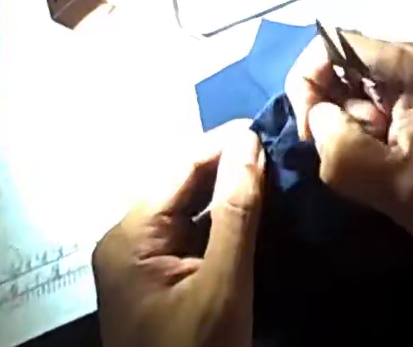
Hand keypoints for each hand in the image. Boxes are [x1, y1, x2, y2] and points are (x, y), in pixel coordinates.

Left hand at [92, 121, 262, 346]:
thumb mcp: (222, 283)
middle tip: (284, 149)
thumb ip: (236, 208)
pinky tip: (259, 203)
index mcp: (130, 235)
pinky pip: (195, 225)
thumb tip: (250, 138)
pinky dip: (226, 213)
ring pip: (195, 200)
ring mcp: (142, 255)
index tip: (278, 128)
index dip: (230, 142)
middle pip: (188, 180)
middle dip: (234, 163)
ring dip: (234, 187)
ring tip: (278, 168)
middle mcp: (128, 236)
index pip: (184, 164)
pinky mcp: (160, 271)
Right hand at [284, 31, 412, 262]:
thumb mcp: (393, 181)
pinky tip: (382, 173)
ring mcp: (409, 86)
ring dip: (345, 135)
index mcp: (400, 64)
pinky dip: (361, 143)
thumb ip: (340, 147)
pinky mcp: (412, 110)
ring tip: (376, 172)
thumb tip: (313, 119)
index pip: (327, 43)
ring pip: (349, 97)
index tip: (312, 135)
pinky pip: (367, 115)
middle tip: (352, 162)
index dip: (307, 83)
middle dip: (327, 116)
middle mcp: (402, 63)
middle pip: (335, 69)